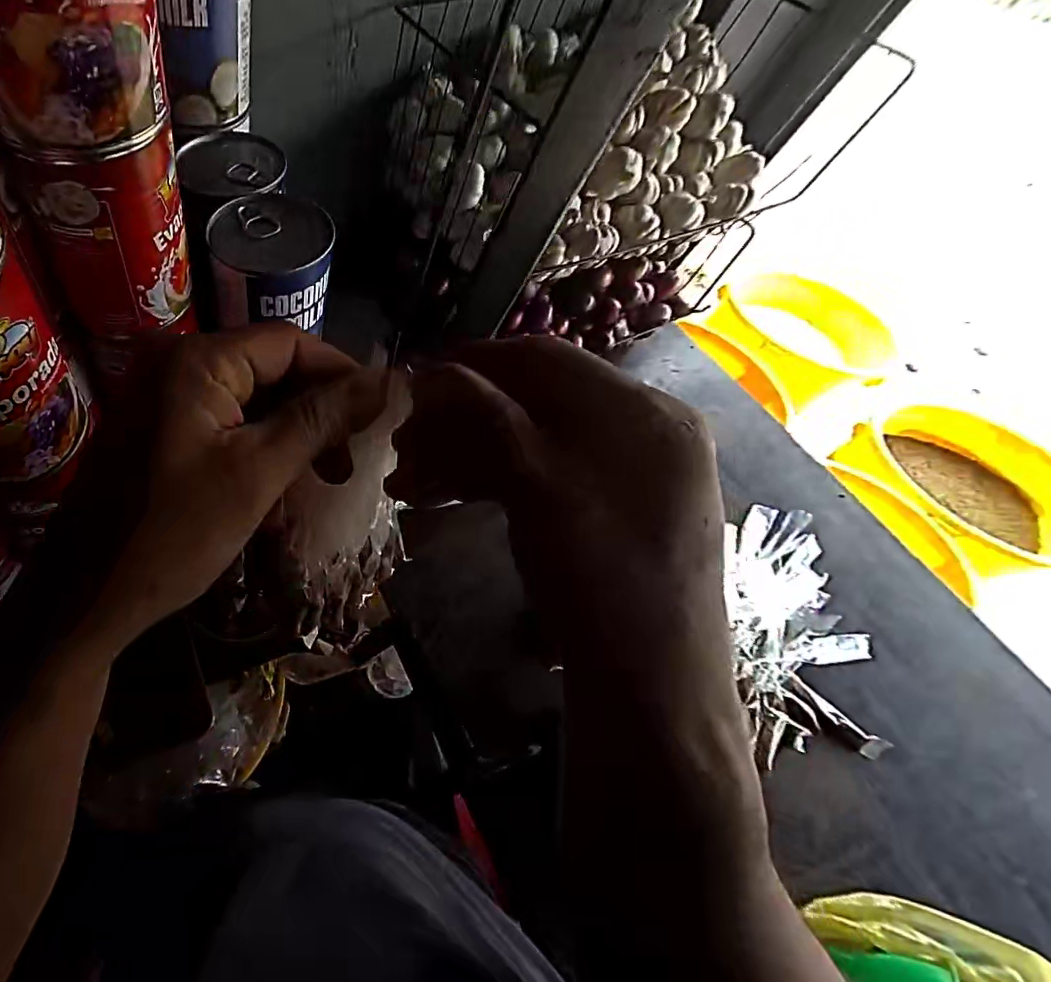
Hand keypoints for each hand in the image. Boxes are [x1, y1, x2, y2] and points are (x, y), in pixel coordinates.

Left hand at [78, 325, 389, 659]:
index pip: (290, 343)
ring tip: (319, 482)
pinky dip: (254, 450)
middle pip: (268, 369)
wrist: (87, 595)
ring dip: (288, 437)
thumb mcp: (258, 475)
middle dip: (315, 413)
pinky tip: (274, 494)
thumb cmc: (174, 536)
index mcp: (197, 361)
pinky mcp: (155, 428)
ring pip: (248, 400)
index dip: (341, 375)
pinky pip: (220, 423)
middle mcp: (174, 364)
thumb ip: (320, 420)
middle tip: (348, 461)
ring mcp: (160, 396)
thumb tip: (386, 380)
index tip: (377, 417)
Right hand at [391, 337, 836, 981]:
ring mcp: (627, 475)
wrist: (650, 691)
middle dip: (459, 418)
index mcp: (642, 412)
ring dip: (465, 454)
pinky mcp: (610, 512)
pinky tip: (442, 497)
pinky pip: (540, 477)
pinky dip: (490, 481)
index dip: (472, 362)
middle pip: (532, 402)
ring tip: (406, 481)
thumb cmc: (599, 578)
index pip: (543, 359)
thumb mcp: (537, 488)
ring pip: (529, 443)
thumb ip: (488, 419)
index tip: (413, 378)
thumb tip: (435, 370)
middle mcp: (643, 432)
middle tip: (400, 441)